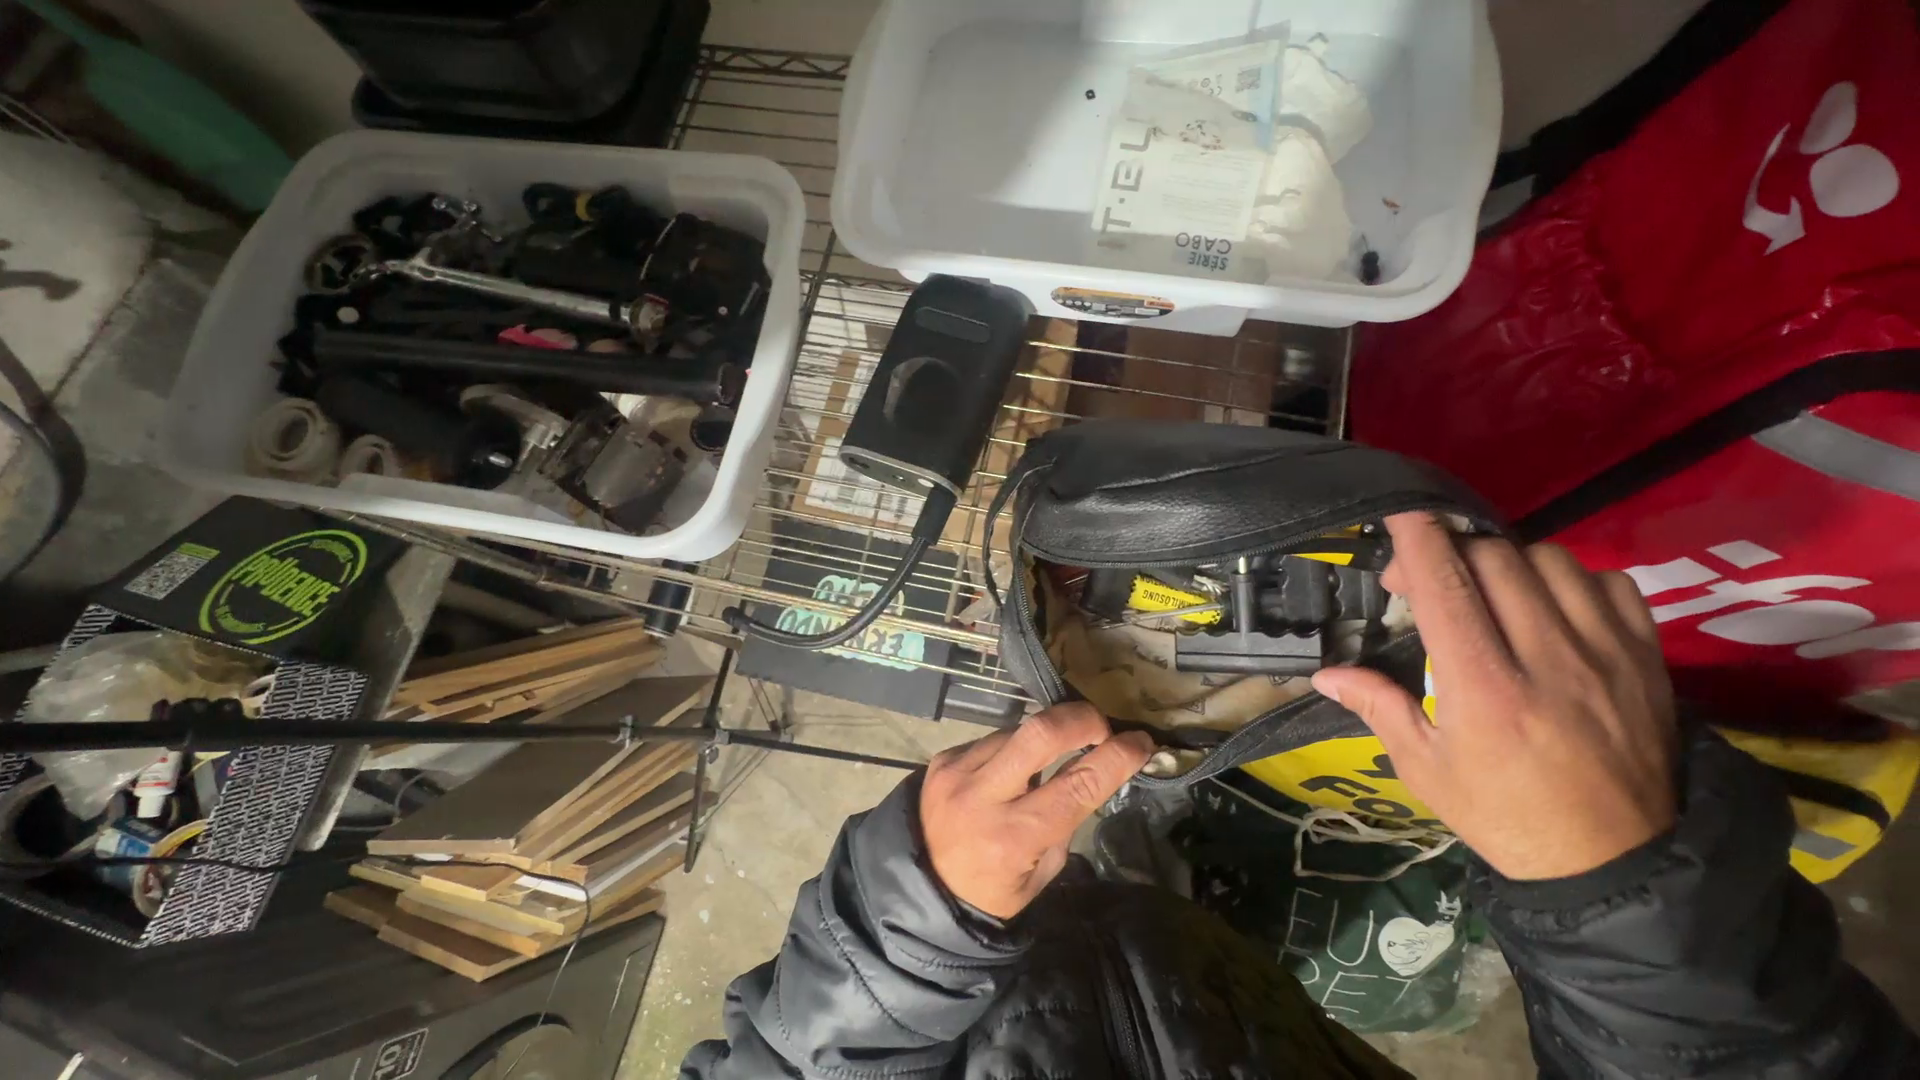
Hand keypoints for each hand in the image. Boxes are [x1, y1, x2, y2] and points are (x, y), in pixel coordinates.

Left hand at [920, 703, 1153, 917]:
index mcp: (1014, 837)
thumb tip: (1088, 770)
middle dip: (1081, 719)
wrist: (917, 886)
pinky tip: (1010, 769)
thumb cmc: (990, 890)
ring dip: (1044, 736)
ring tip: (1049, 757)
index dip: (1117, 757)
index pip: (1078, 784)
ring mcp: (957, 771)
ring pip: (1017, 729)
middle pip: (1041, 732)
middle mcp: (983, 797)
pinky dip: (1012, 748)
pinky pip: (991, 739)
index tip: (1140, 742)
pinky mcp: (942, 758)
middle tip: (1100, 726)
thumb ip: (1065, 822)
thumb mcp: (1040, 874)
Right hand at [1311, 513, 1678, 880]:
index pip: (1446, 587)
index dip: (1419, 540)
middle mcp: (1546, 658)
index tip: (1400, 514)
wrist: (1617, 862)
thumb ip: (1377, 707)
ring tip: (1487, 589)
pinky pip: (1609, 584)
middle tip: (1427, 581)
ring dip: (1506, 561)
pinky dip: (1571, 579)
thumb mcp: (1425, 769)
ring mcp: (1605, 654)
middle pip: (1494, 559)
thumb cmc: (1504, 814)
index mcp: (1483, 689)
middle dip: (1450, 552)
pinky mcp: (1645, 660)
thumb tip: (1324, 672)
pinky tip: (1549, 605)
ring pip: (1551, 560)